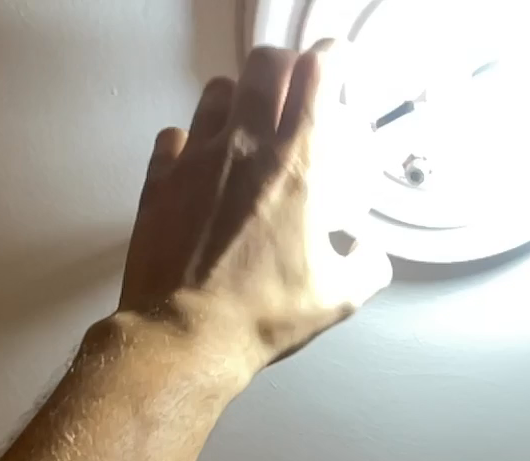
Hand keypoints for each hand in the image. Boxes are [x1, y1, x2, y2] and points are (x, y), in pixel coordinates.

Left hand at [118, 43, 391, 377]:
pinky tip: (198, 159)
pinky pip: (174, 136)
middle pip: (265, 66)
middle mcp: (244, 148)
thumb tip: (370, 254)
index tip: (337, 60)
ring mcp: (196, 159)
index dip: (331, 58)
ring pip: (217, 91)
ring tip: (246, 117)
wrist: (187, 334)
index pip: (316, 78)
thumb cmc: (262, 315)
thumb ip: (367, 268)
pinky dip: (190, 140)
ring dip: (238, 95)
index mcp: (295, 168)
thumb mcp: (337, 300)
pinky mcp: (159, 180)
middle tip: (294, 82)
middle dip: (286, 63)